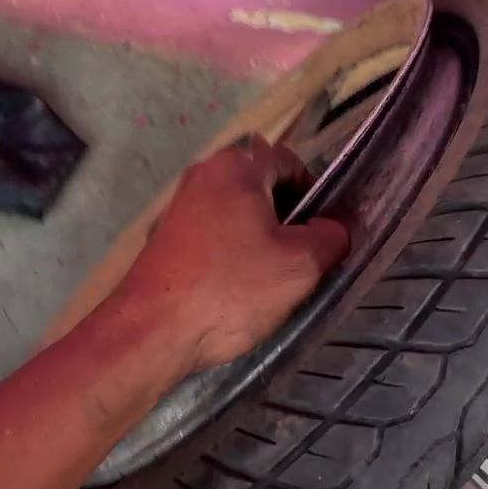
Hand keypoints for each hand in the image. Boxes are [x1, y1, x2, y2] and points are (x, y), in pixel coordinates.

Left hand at [108, 135, 350, 375]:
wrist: (154, 328)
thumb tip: (333, 228)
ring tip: (271, 276)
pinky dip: (230, 248)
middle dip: (285, 214)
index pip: (287, 160)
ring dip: (258, 234)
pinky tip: (236, 286)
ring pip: (236, 209)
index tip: (323, 228)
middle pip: (259, 183)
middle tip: (301, 255)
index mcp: (235, 167)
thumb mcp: (299, 265)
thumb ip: (328, 238)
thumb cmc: (231, 287)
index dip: (313, 190)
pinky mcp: (166, 234)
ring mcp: (180, 203)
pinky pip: (212, 230)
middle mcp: (204, 173)